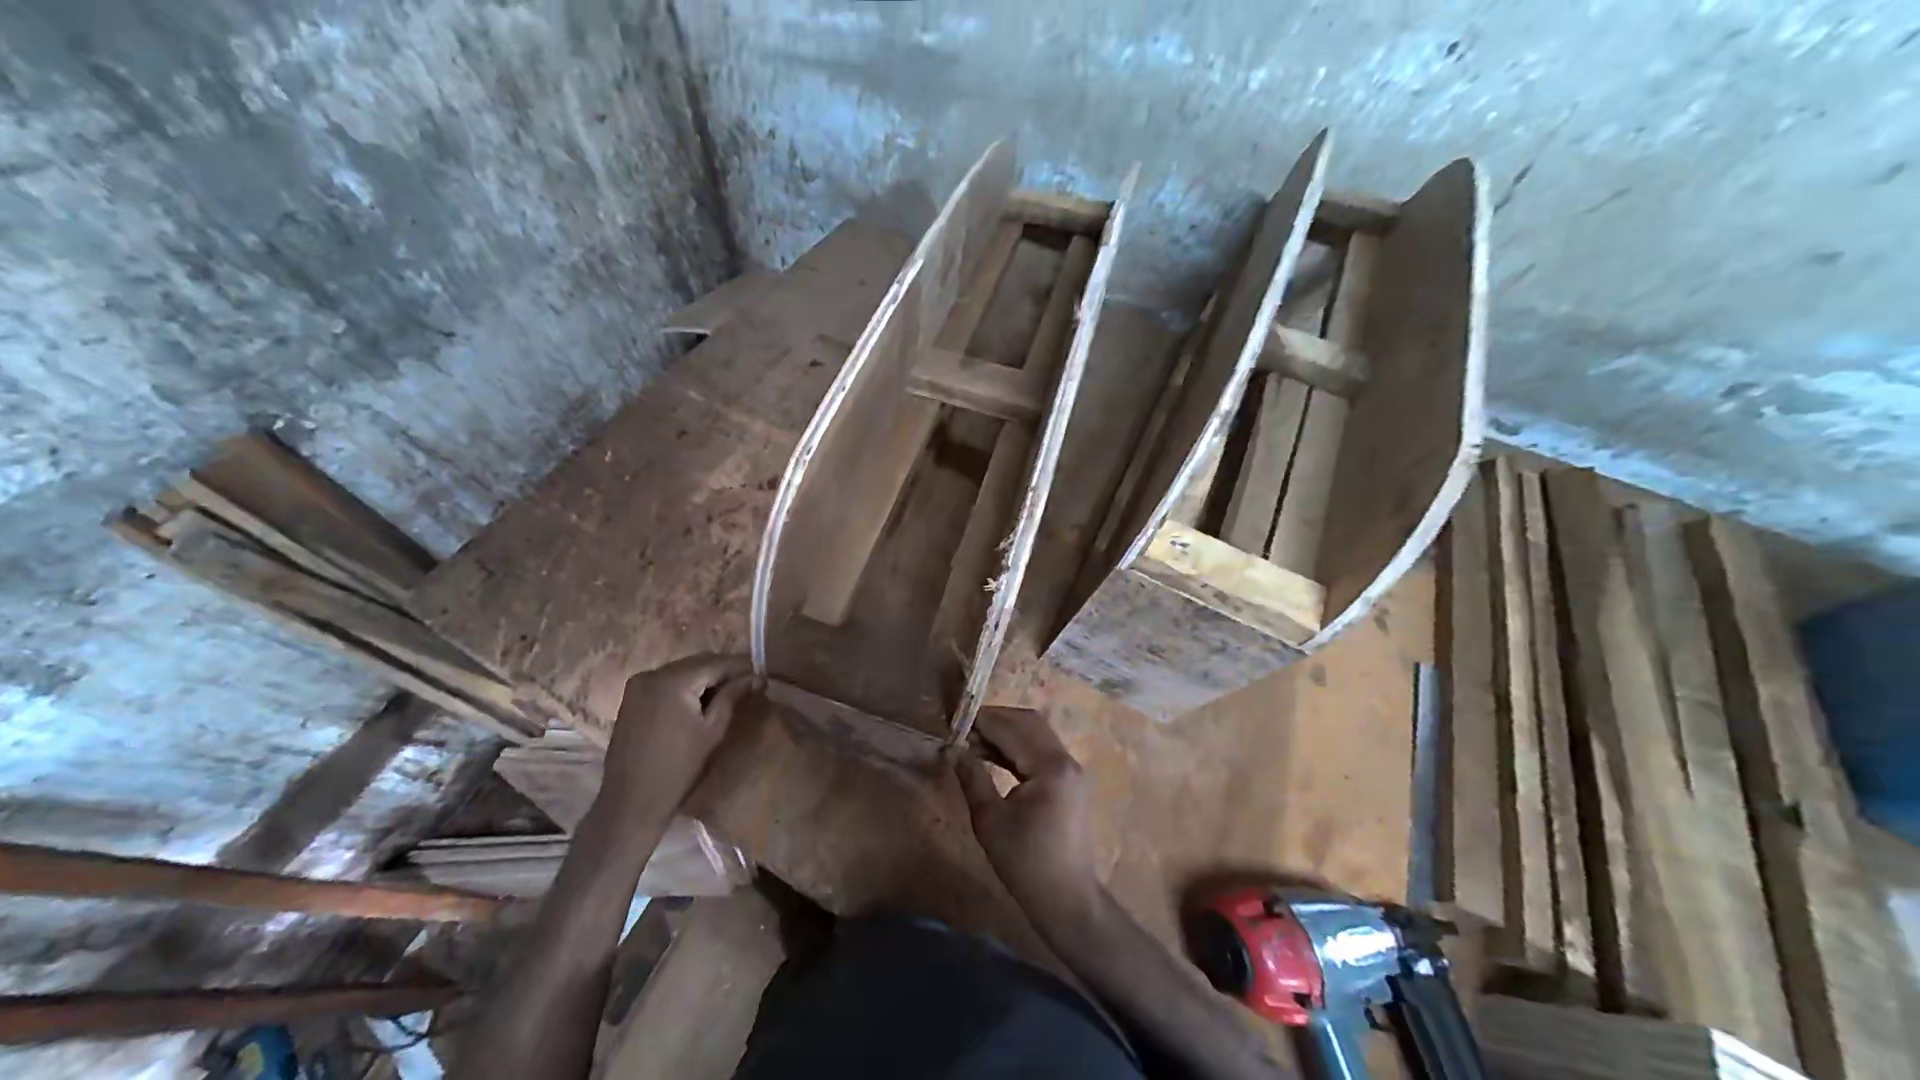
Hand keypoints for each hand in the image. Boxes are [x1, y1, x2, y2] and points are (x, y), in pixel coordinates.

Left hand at [604, 653, 756, 811]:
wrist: (632, 800)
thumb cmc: (679, 767)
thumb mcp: (713, 729)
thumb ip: (733, 696)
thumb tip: (756, 677)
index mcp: (674, 680)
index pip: (715, 662)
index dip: (740, 666)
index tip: (761, 674)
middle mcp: (653, 673)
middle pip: (697, 662)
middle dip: (723, 671)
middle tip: (749, 683)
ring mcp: (638, 685)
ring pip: (682, 671)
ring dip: (705, 678)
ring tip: (728, 692)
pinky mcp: (632, 698)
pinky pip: (666, 682)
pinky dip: (686, 686)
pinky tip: (700, 701)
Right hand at [954, 707, 1102, 923]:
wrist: (1066, 899)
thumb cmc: (1025, 862)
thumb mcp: (990, 820)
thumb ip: (972, 777)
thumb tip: (951, 749)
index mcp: (1051, 767)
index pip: (1012, 728)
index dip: (981, 721)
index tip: (953, 720)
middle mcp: (1066, 760)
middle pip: (1029, 723)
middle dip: (995, 721)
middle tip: (962, 728)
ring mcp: (1071, 770)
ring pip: (1036, 734)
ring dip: (1006, 733)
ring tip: (971, 741)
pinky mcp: (1069, 782)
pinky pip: (1041, 751)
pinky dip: (1017, 748)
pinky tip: (992, 756)